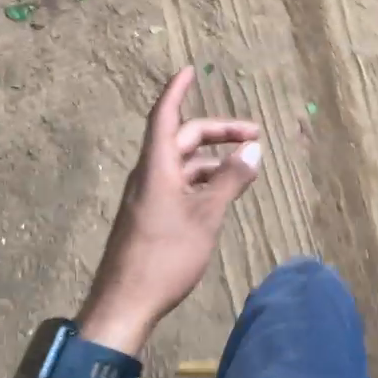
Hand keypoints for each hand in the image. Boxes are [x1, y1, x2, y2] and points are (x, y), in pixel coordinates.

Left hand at [75, 66, 263, 354]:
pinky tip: (222, 194)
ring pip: (183, 163)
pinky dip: (203, 180)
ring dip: (213, 159)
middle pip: (184, 137)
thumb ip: (231, 180)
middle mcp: (149, 174)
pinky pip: (179, 183)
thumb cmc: (164, 255)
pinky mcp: (148, 217)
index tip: (190, 70)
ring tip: (245, 168)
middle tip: (254, 134)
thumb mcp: (206, 216)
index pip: (166, 115)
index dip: (177, 89)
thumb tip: (255, 148)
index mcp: (157, 166)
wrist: (123, 307)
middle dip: (219, 131)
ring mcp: (147, 197)